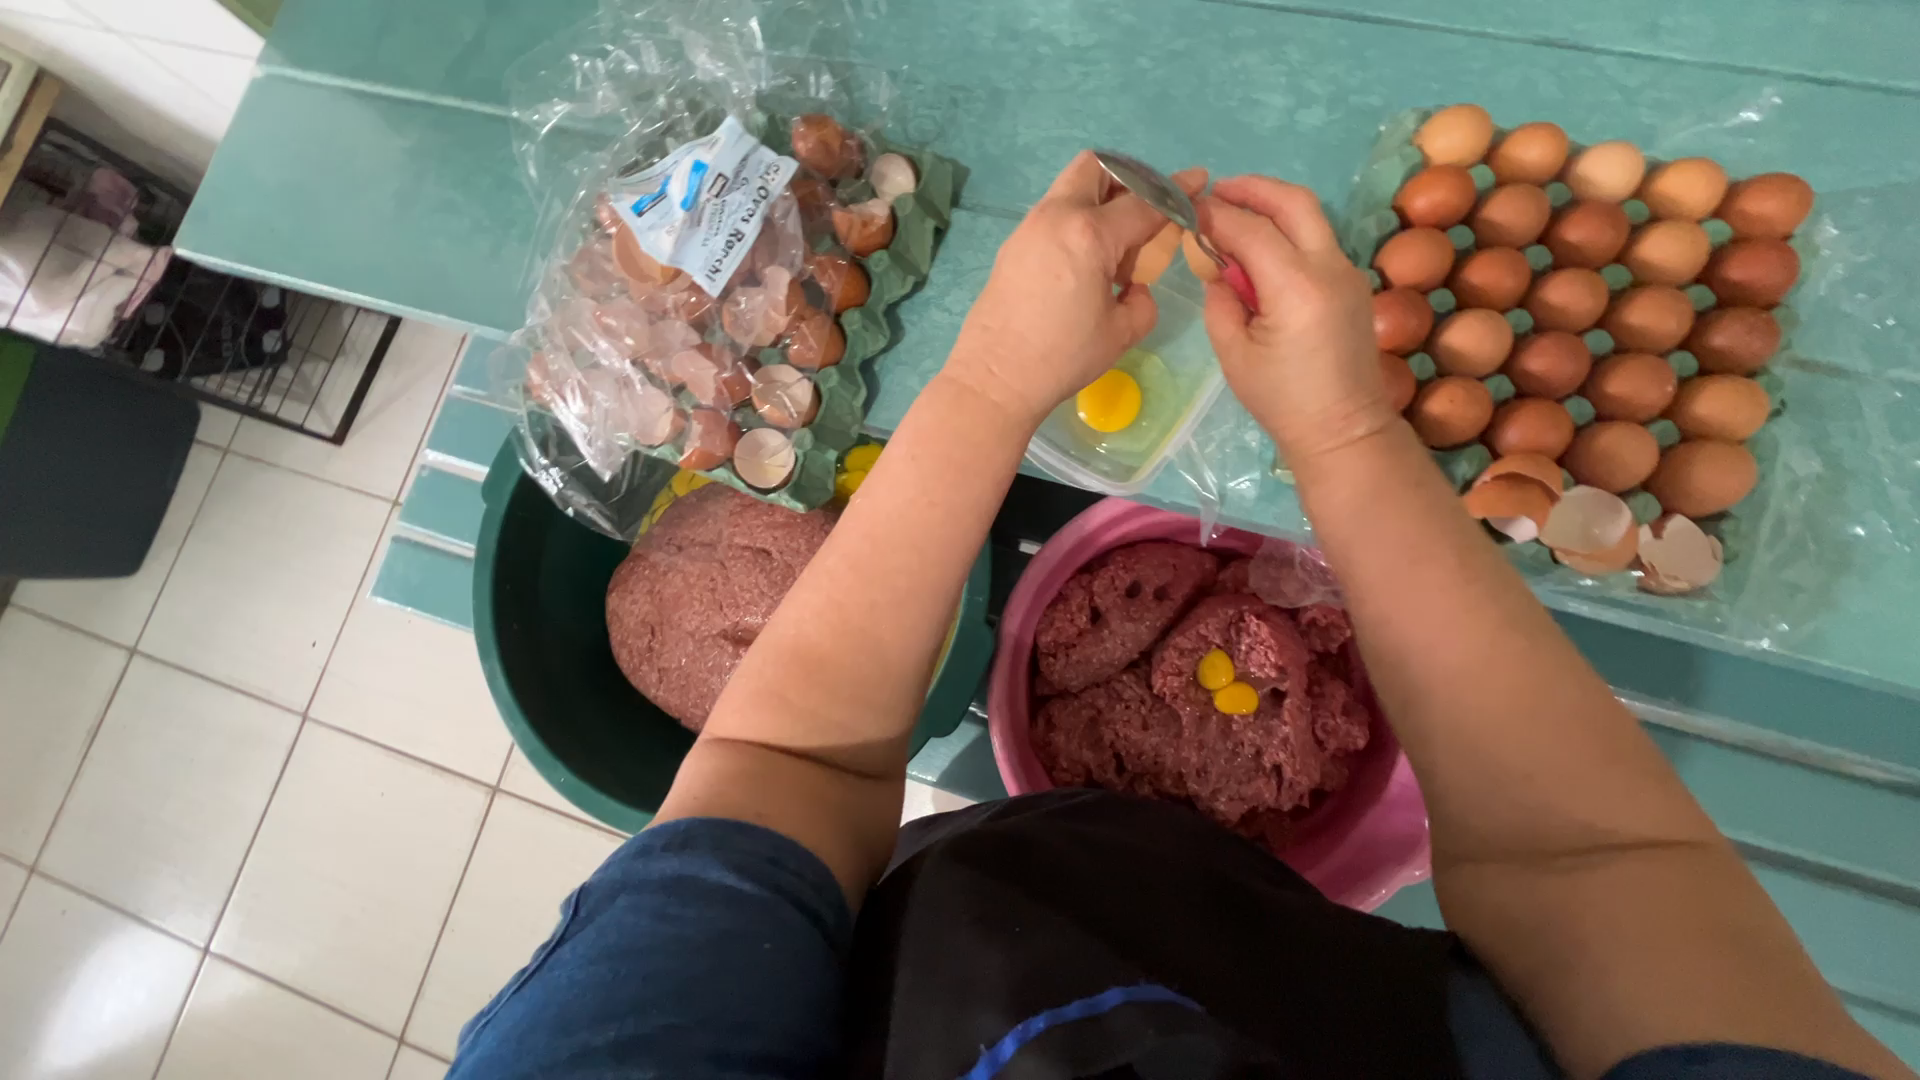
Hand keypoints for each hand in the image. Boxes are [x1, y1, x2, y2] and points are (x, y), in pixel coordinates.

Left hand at [945, 152, 1204, 421]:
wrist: (995, 379)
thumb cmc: (1061, 359)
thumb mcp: (1120, 334)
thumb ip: (1142, 300)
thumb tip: (1135, 285)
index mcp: (1089, 234)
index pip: (1144, 204)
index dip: (1177, 194)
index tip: (1198, 183)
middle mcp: (1056, 217)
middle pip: (1097, 169)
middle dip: (1128, 180)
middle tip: (1142, 214)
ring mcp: (1028, 229)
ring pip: (1069, 190)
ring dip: (1098, 202)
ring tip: (1111, 250)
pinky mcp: (1011, 248)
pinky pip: (1051, 217)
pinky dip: (1074, 224)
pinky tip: (1082, 266)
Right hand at [1198, 176, 1396, 467]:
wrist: (1342, 429)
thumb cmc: (1281, 399)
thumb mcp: (1233, 355)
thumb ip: (1221, 302)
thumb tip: (1218, 269)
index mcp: (1296, 286)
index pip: (1251, 230)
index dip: (1216, 216)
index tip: (1188, 210)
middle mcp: (1329, 267)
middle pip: (1294, 202)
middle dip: (1253, 189)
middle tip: (1218, 191)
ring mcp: (1348, 272)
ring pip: (1310, 218)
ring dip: (1272, 208)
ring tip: (1234, 216)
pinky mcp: (1352, 284)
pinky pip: (1317, 243)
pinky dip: (1286, 234)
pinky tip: (1259, 253)